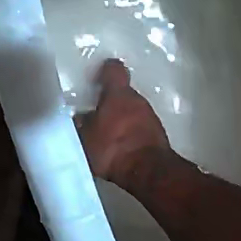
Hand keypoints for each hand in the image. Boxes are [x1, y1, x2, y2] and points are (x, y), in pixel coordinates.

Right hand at [77, 59, 172, 188]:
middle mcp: (137, 100)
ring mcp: (151, 117)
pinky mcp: (158, 134)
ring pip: (133, 111)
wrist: (147, 171)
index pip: (114, 70)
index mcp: (118, 94)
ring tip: (108, 135)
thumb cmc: (113, 148)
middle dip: (111, 102)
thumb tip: (82, 117)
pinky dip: (131, 133)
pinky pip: (140, 127)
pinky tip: (121, 147)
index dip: (106, 71)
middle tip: (97, 114)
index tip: (98, 77)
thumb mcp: (86, 138)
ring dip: (122, 119)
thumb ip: (82, 124)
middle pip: (123, 93)